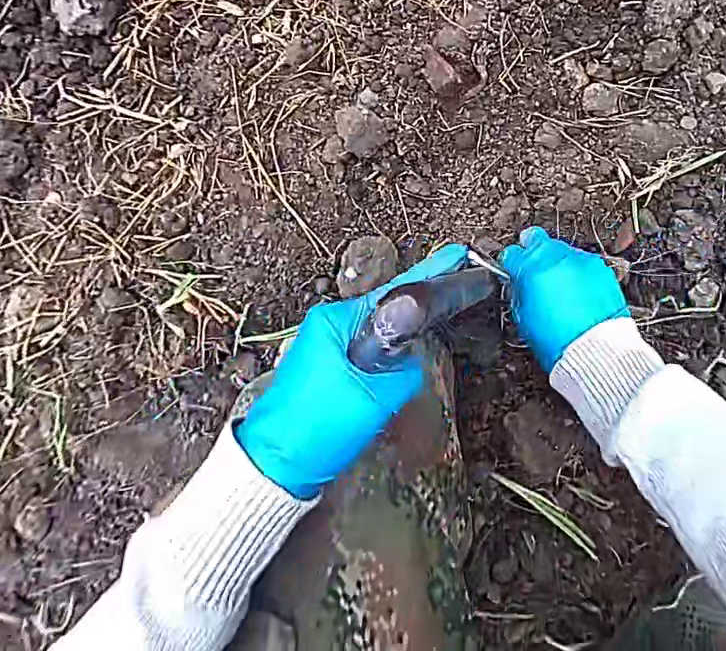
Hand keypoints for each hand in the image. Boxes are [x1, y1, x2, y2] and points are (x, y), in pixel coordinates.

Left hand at [235, 244, 467, 498]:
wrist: (270, 470)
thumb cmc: (315, 428)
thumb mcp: (375, 399)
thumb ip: (405, 372)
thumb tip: (413, 362)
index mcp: (335, 321)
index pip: (392, 291)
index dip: (428, 274)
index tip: (456, 255)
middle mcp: (327, 326)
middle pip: (383, 310)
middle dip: (414, 309)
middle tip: (450, 294)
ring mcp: (322, 346)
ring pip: (373, 334)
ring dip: (395, 342)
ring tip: (423, 337)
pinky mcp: (322, 368)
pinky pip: (361, 355)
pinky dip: (380, 361)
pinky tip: (393, 372)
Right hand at [499, 227, 628, 371]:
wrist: (597, 350)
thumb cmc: (560, 341)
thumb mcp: (524, 317)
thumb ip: (519, 292)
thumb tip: (519, 284)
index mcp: (531, 266)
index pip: (512, 253)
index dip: (511, 263)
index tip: (513, 270)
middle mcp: (556, 256)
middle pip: (537, 240)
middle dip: (533, 253)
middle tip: (534, 273)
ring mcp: (581, 260)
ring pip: (562, 251)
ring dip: (558, 264)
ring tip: (560, 290)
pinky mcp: (601, 268)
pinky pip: (584, 264)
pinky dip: (578, 274)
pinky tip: (577, 294)